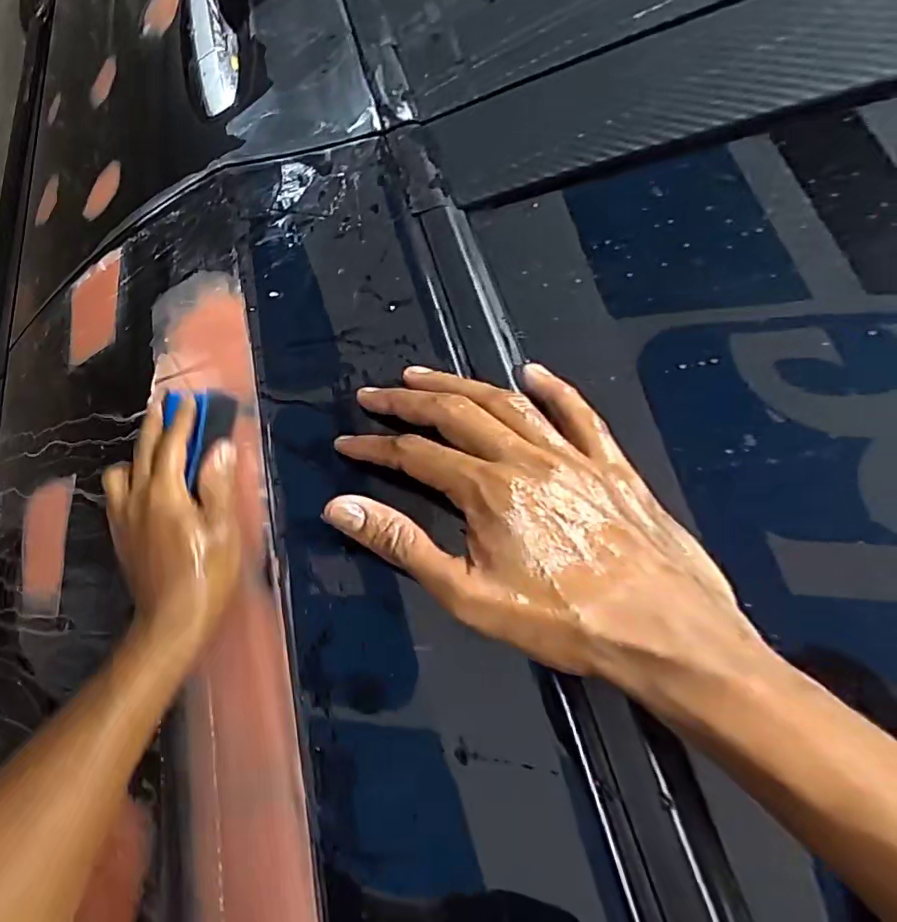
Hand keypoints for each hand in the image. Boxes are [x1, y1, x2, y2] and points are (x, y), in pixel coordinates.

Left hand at [103, 392, 244, 648]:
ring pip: (122, 470)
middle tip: (162, 403)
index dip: (182, 421)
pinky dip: (127, 478)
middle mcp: (136, 495)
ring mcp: (122, 513)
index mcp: (164, 491)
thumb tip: (218, 446)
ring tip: (153, 450)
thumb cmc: (205, 575)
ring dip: (136, 453)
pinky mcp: (117, 530)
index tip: (189, 400)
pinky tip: (140, 486)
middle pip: (143, 450)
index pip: (173, 445)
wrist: (170, 618)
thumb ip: (217, 484)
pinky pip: (115, 492)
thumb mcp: (222, 529)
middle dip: (154, 424)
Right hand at [322, 364, 763, 693]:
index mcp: (488, 490)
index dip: (373, 446)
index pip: (414, 454)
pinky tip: (532, 372)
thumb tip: (338, 506)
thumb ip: (398, 542)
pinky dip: (555, 390)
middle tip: (372, 394)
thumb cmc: (562, 623)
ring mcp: (576, 462)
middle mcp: (527, 462)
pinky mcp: (616, 472)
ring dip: (458, 384)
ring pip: (507, 405)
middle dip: (406, 401)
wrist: (678, 646)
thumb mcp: (465, 593)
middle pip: (455, 414)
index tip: (345, 444)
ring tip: (422, 375)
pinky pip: (582, 418)